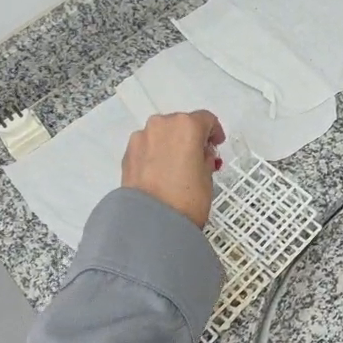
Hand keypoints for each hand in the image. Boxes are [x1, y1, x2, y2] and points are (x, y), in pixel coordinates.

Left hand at [121, 111, 224, 227]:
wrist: (150, 222)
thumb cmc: (188, 198)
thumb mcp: (208, 178)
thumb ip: (205, 159)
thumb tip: (199, 155)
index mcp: (186, 125)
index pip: (206, 119)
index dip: (214, 131)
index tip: (216, 144)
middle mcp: (161, 124)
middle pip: (181, 124)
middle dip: (190, 137)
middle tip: (197, 157)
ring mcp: (141, 137)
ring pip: (161, 134)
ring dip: (170, 145)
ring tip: (175, 167)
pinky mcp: (127, 153)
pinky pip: (146, 148)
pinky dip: (155, 155)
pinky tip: (159, 173)